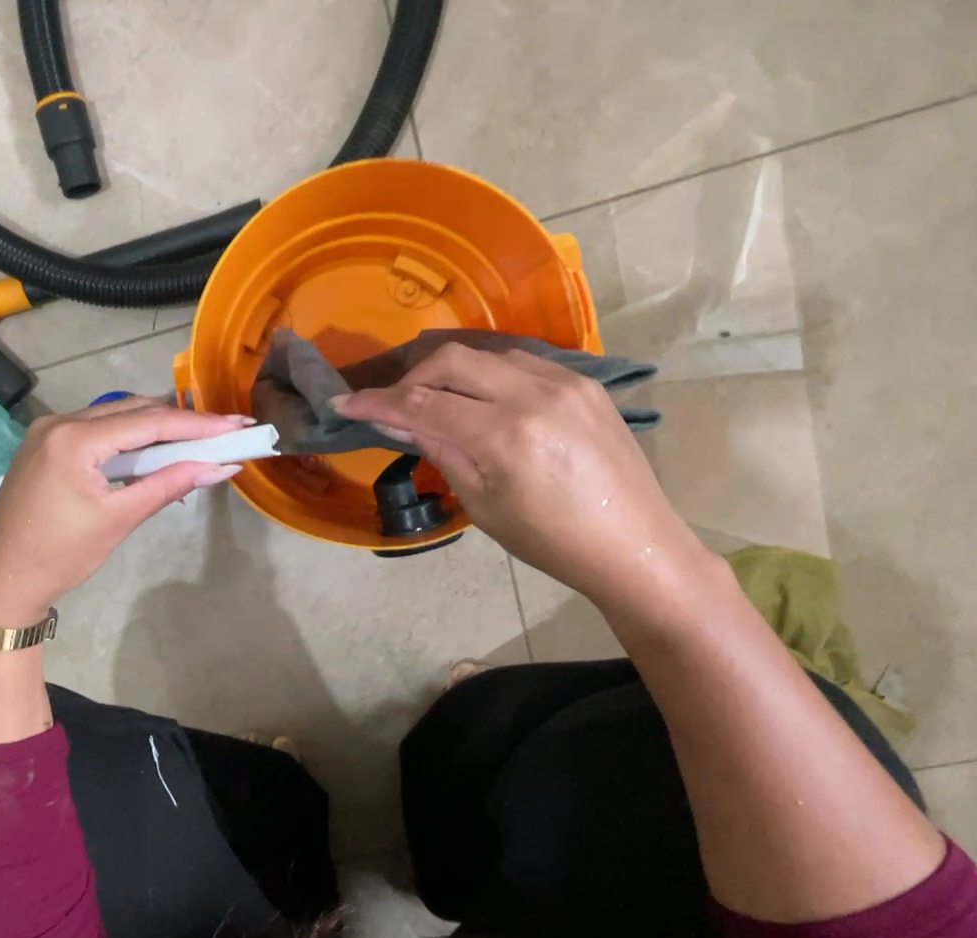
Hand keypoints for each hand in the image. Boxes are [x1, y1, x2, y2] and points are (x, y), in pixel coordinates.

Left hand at [0, 398, 249, 626]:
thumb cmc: (60, 556)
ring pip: (114, 418)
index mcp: (74, 439)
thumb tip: (220, 467)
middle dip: (180, 422)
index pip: (148, 422)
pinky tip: (154, 452)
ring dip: (155, 429)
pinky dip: (128, 440)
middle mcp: (58, 422)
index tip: (235, 426)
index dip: (197, 424)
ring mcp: (48, 431)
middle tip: (224, 431)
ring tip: (198, 440)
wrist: (3, 580)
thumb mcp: (119, 520)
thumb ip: (169, 485)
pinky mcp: (45, 445)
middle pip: (132, 411)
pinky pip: (96, 430)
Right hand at [332, 343, 712, 614]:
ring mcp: (565, 381)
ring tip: (435, 403)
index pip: (423, 405)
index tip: (344, 402)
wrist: (633, 544)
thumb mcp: (482, 505)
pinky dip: (488, 373)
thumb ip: (440, 451)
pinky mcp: (584, 382)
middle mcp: (535, 394)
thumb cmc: (549, 541)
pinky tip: (481, 397)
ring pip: (486, 354)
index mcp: (506, 436)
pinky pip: (521, 361)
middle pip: (451, 361)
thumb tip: (398, 422)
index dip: (376, 403)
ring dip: (450, 372)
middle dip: (410, 378)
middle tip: (392, 407)